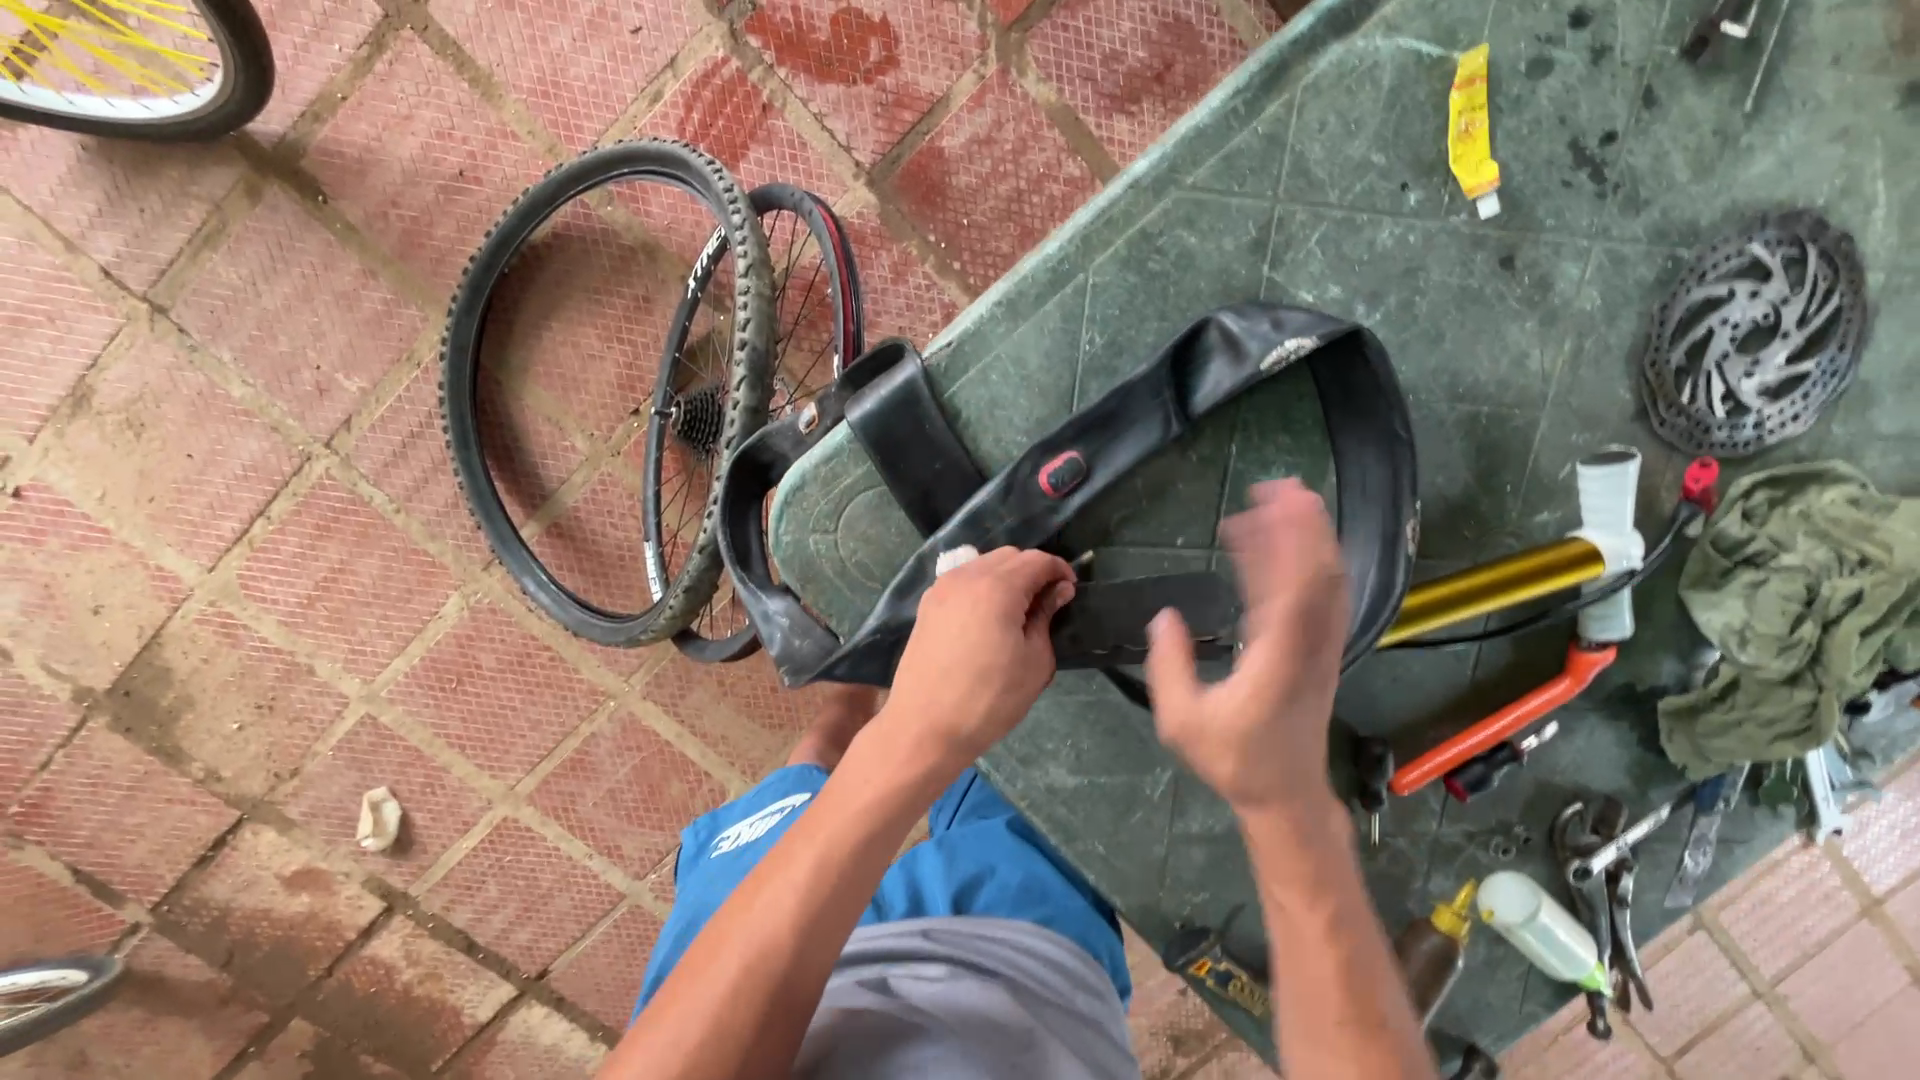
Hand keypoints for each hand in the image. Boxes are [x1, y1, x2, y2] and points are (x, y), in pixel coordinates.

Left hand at [876, 547, 1075, 771]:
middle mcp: (965, 577)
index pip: (1036, 560)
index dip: (1059, 570)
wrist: (925, 727)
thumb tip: (1057, 592)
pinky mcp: (927, 606)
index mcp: (997, 587)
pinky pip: (962, 582)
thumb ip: (1046, 618)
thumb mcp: (1034, 662)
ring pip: (982, 565)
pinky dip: (982, 587)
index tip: (1070, 591)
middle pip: (1008, 556)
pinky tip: (989, 617)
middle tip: (1047, 602)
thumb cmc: (989, 700)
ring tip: (1019, 610)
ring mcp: (941, 590)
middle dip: (1033, 570)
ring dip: (1006, 577)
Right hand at [1146, 478, 1350, 814]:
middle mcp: (1308, 646)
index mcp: (1275, 660)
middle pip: (1318, 575)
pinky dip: (1314, 564)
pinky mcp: (1324, 653)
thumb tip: (1165, 616)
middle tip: (1278, 485)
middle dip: (1302, 526)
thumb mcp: (1182, 720)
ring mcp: (1322, 649)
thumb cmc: (1232, 758)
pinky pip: (1327, 599)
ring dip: (1313, 538)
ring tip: (1289, 500)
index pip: (1288, 591)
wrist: (1284, 793)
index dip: (1281, 543)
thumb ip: (1169, 666)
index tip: (1261, 506)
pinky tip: (1297, 544)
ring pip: (1329, 583)